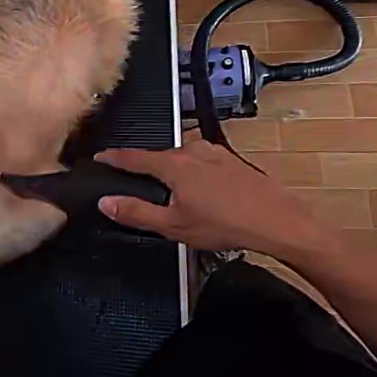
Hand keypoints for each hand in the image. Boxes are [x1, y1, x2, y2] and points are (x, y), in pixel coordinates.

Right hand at [94, 141, 335, 258]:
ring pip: (184, 160)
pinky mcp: (233, 161)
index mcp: (174, 163)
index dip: (114, 158)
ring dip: (175, 175)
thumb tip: (106, 202)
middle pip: (161, 158)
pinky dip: (196, 176)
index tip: (100, 157)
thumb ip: (136, 213)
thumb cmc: (225, 223)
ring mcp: (216, 153)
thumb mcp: (174, 225)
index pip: (134, 157)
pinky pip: (204, 164)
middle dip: (148, 171)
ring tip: (176, 201)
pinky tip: (204, 197)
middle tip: (140, 191)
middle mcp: (194, 150)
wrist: (275, 219)